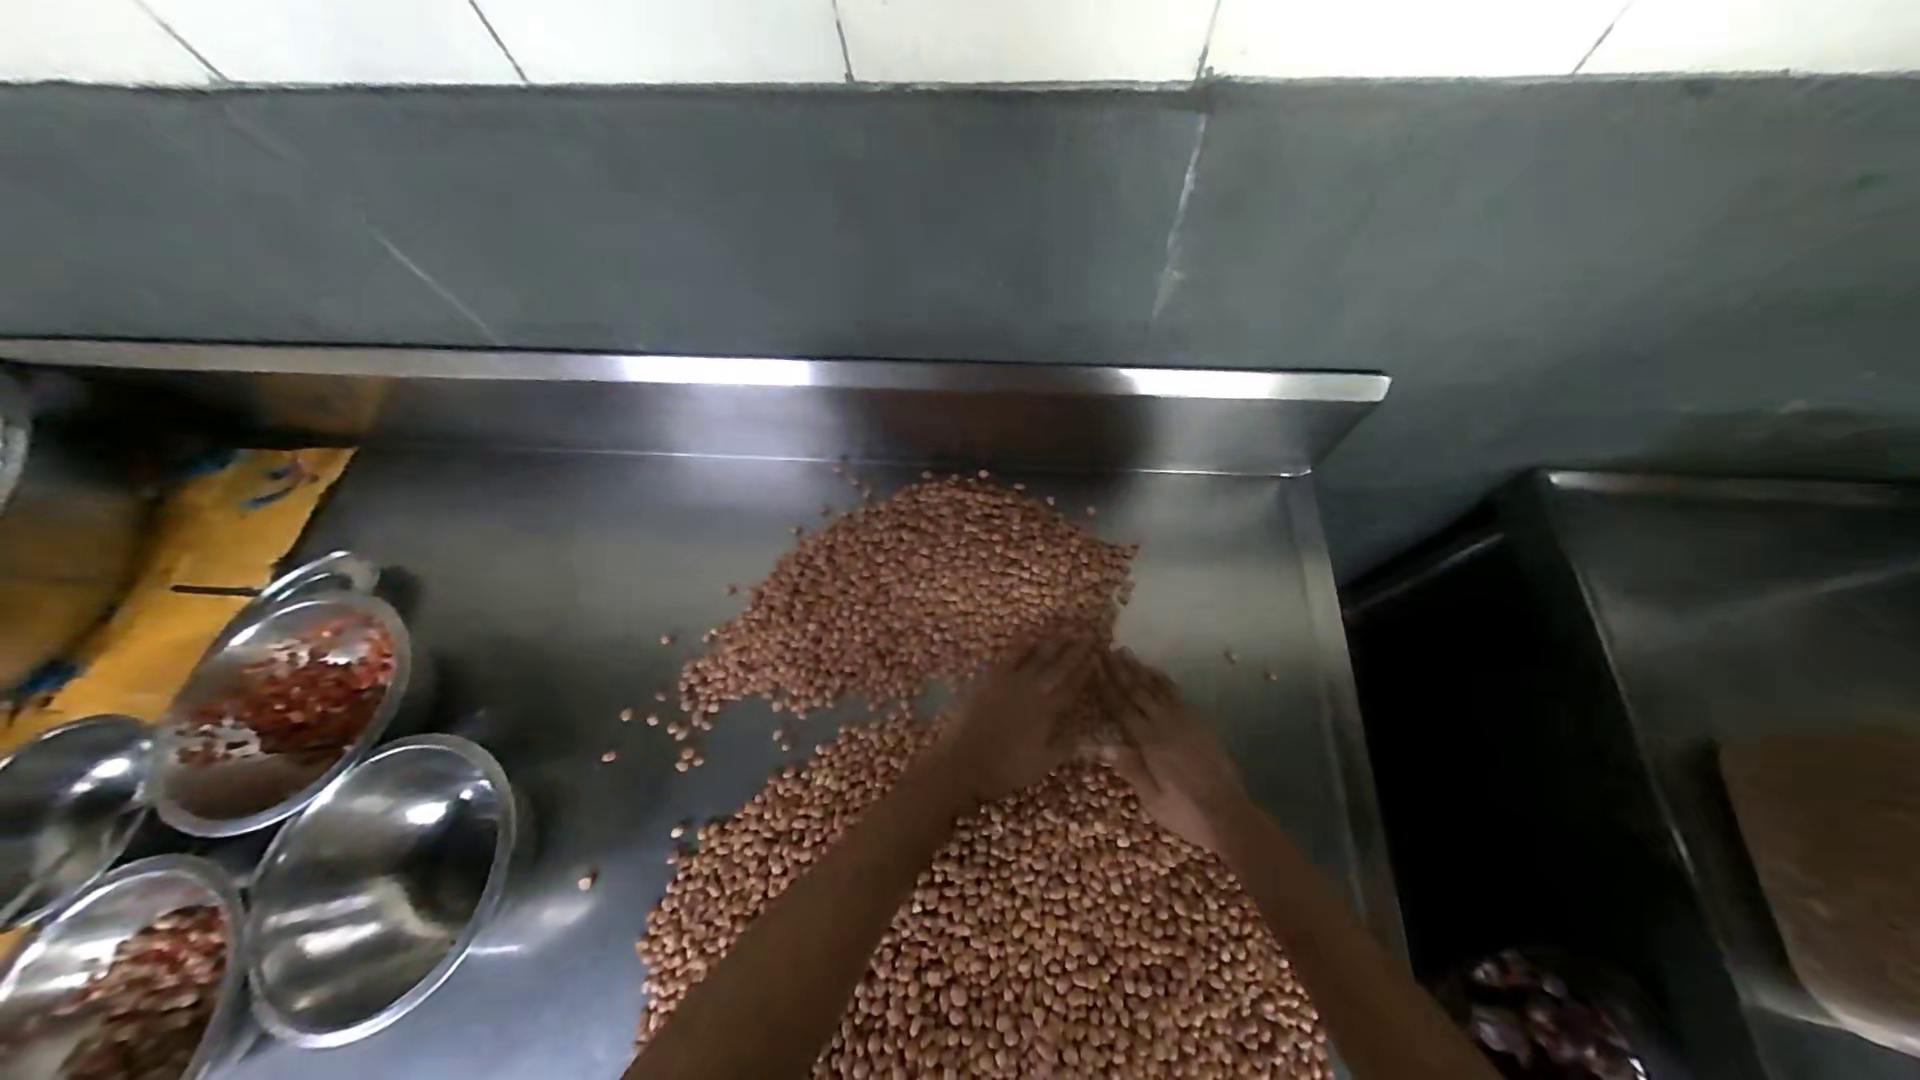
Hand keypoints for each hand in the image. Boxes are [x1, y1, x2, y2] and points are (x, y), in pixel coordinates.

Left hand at [937, 641, 1094, 802]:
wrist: (963, 762)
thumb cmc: (1005, 769)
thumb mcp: (1042, 764)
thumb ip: (1066, 747)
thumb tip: (1090, 737)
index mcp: (1048, 711)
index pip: (1072, 686)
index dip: (1086, 670)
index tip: (1097, 655)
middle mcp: (1033, 691)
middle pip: (1059, 667)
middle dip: (1075, 651)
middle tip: (1088, 635)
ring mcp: (1011, 682)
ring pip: (1037, 658)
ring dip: (1054, 644)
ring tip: (1067, 631)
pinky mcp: (990, 679)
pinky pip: (1010, 657)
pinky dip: (1022, 646)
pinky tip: (1031, 637)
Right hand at [1095, 649, 1253, 852]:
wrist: (1230, 814)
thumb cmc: (1186, 813)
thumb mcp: (1152, 799)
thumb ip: (1129, 768)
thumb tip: (1101, 743)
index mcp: (1150, 742)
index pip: (1122, 708)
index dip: (1107, 686)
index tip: (1095, 666)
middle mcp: (1166, 725)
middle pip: (1139, 692)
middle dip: (1121, 671)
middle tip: (1107, 650)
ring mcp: (1186, 722)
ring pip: (1158, 689)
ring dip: (1142, 670)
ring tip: (1128, 654)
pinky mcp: (1201, 725)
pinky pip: (1177, 695)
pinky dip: (1163, 682)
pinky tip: (1157, 675)